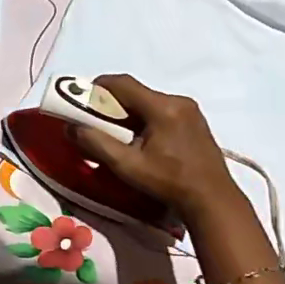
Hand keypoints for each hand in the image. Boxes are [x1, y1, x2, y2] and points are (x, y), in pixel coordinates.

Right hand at [68, 74, 245, 222]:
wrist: (212, 200)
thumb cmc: (169, 183)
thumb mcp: (127, 166)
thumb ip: (97, 144)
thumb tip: (72, 128)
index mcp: (163, 107)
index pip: (123, 84)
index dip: (97, 87)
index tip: (80, 98)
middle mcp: (178, 101)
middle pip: (136, 93)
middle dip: (111, 103)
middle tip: (94, 120)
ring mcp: (190, 111)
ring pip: (149, 102)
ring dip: (128, 113)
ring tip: (115, 134)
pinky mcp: (195, 122)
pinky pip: (163, 111)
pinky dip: (145, 119)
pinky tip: (140, 141)